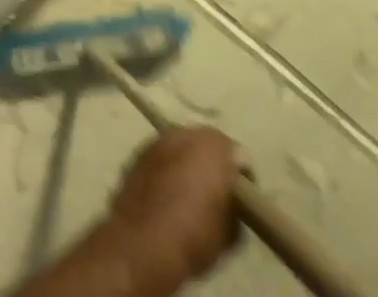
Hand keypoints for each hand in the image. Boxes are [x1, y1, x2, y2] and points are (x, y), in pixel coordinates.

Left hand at [106, 125, 242, 280]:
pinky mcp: (135, 156)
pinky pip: (160, 158)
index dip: (242, 179)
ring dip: (187, 163)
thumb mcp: (231, 232)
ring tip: (189, 192)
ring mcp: (156, 142)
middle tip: (216, 192)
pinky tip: (165, 193)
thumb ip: (235, 206)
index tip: (242, 200)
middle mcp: (184, 134)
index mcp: (214, 147)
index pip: (238, 156)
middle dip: (213, 164)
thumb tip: (230, 204)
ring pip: (180, 147)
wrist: (140, 244)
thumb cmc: (194, 236)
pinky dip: (166, 169)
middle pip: (207, 144)